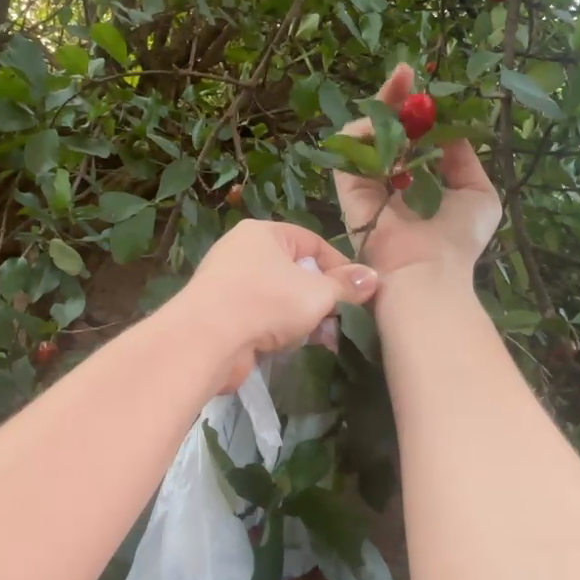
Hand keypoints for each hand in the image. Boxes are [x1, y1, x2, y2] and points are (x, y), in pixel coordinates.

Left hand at [175, 219, 379, 389]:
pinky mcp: (222, 314)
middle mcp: (243, 252)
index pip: (312, 242)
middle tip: (342, 319)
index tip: (358, 292)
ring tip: (325, 338)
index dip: (339, 266)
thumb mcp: (317, 292)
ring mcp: (230, 283)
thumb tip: (372, 277)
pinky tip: (294, 346)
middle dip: (322, 296)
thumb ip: (346, 286)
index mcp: (263, 233)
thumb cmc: (266, 302)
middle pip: (295, 270)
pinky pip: (261, 316)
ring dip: (303, 316)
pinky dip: (279, 329)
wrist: (206, 339)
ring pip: (279, 296)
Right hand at [333, 64, 501, 279]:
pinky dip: (363, 130)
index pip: (415, 138)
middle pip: (388, 128)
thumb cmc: (456, 238)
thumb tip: (449, 131)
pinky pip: (348, 148)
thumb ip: (464, 159)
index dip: (420, 113)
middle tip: (405, 72)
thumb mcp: (478, 193)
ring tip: (399, 91)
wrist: (424, 270)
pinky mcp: (347, 185)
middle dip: (396, 98)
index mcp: (420, 182)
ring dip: (382, 108)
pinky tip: (385, 126)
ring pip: (365, 133)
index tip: (428, 91)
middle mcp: (392, 179)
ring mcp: (368, 181)